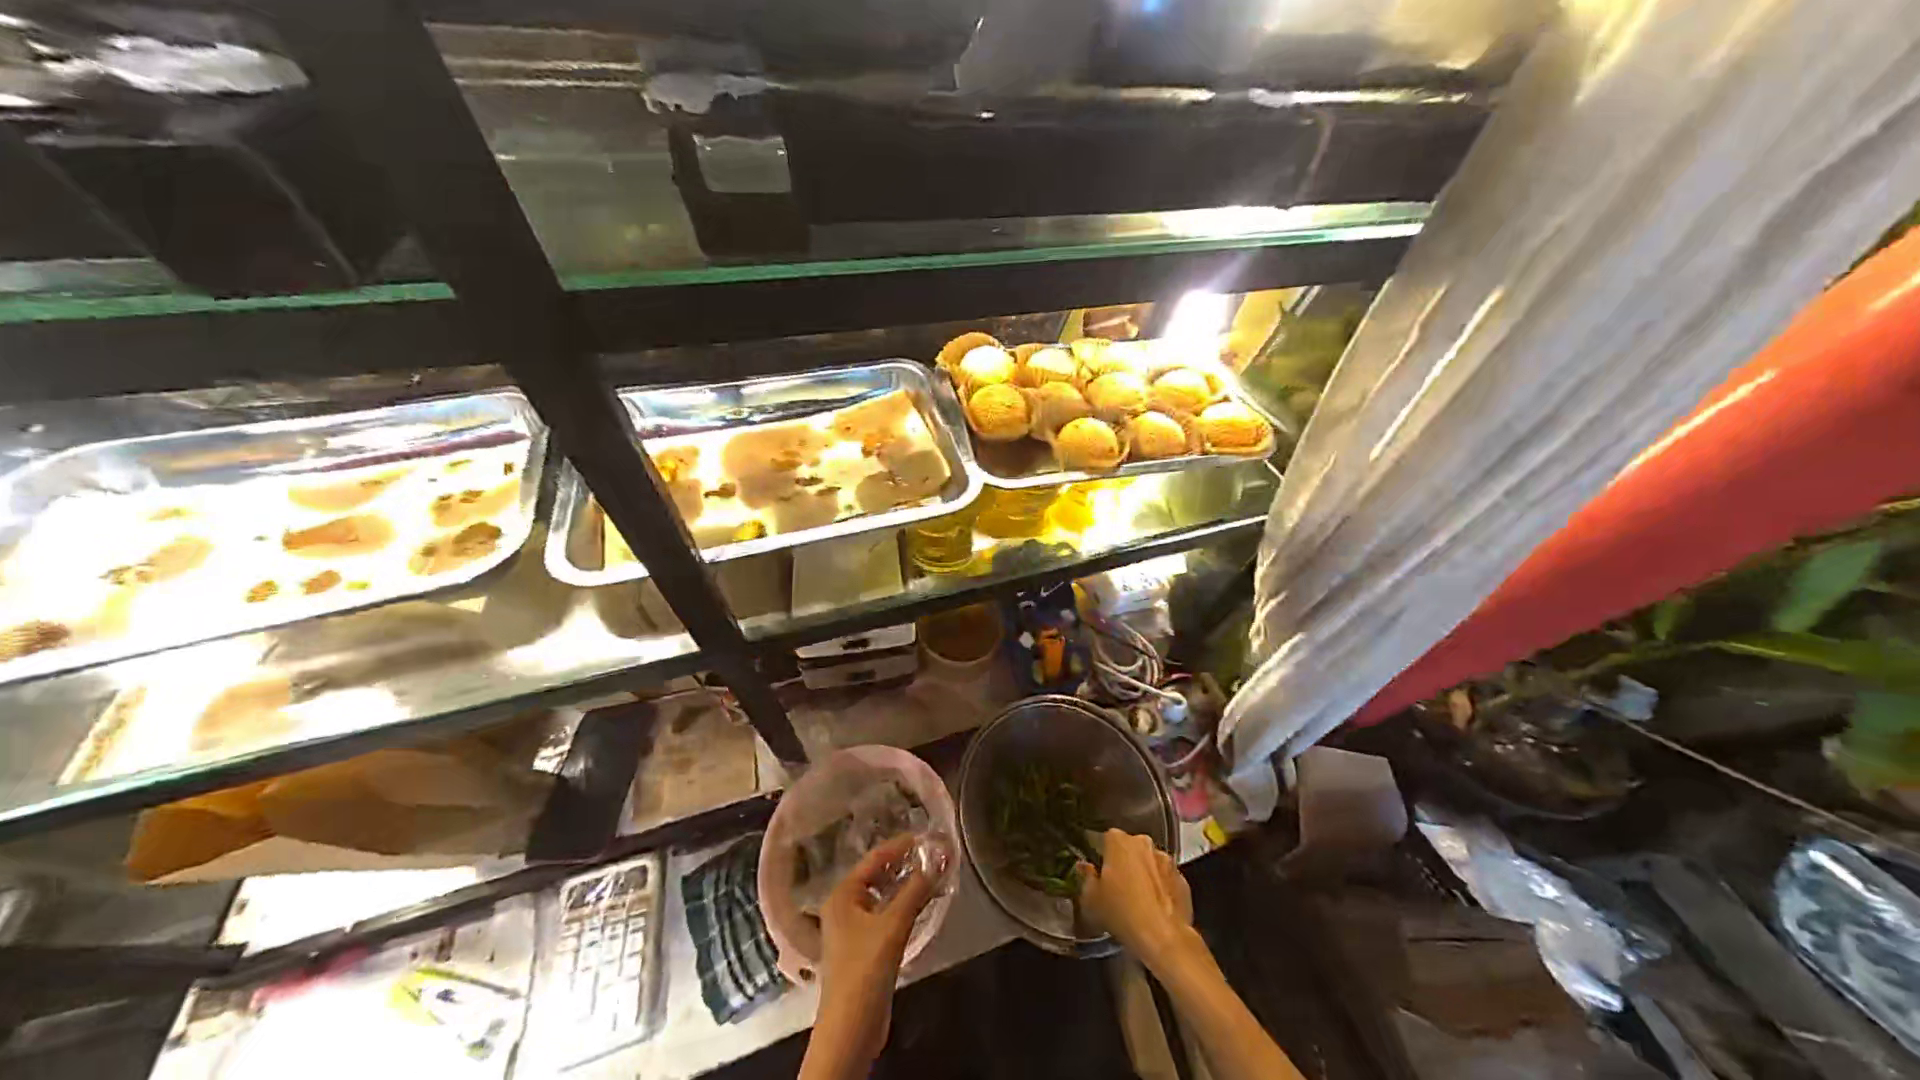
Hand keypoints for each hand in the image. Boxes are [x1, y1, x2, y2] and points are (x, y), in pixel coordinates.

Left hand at [814, 833, 943, 1064]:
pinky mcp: (864, 947)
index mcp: (842, 894)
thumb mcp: (893, 926)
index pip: (874, 858)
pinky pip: (886, 915)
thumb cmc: (864, 970)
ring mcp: (853, 928)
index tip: (928, 836)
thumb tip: (940, 858)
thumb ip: (916, 890)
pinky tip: (922, 904)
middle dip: (905, 864)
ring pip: (883, 896)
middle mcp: (844, 906)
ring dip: (906, 886)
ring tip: (934, 874)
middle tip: (935, 854)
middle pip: (877, 875)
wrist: (850, 1029)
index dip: (901, 845)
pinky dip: (903, 906)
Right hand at [1076, 829, 1194, 967]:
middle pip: (1130, 848)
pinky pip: (1166, 879)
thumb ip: (1086, 877)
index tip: (1100, 874)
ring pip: (1149, 862)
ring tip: (1138, 900)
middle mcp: (1144, 843)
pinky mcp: (1183, 880)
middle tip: (1116, 887)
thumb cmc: (1121, 913)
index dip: (1102, 857)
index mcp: (1118, 841)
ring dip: (1144, 874)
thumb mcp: (1091, 899)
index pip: (1105, 839)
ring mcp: (1167, 861)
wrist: (1164, 938)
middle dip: (1124, 863)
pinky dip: (1160, 888)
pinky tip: (1155, 909)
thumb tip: (1084, 867)